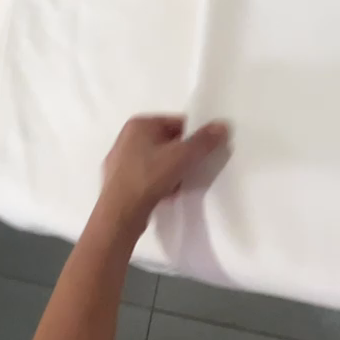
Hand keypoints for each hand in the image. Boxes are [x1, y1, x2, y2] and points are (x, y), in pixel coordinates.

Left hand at [93, 115, 229, 236]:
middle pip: (166, 141)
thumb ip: (204, 141)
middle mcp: (126, 137)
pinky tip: (165, 195)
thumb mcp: (182, 156)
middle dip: (181, 155)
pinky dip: (157, 182)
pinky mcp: (117, 181)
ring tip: (180, 184)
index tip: (204, 152)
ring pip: (155, 160)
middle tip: (193, 168)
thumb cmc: (149, 177)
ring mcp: (118, 160)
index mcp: (139, 124)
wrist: (119, 215)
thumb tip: (223, 125)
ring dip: (170, 170)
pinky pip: (145, 176)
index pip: (176, 123)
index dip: (193, 137)